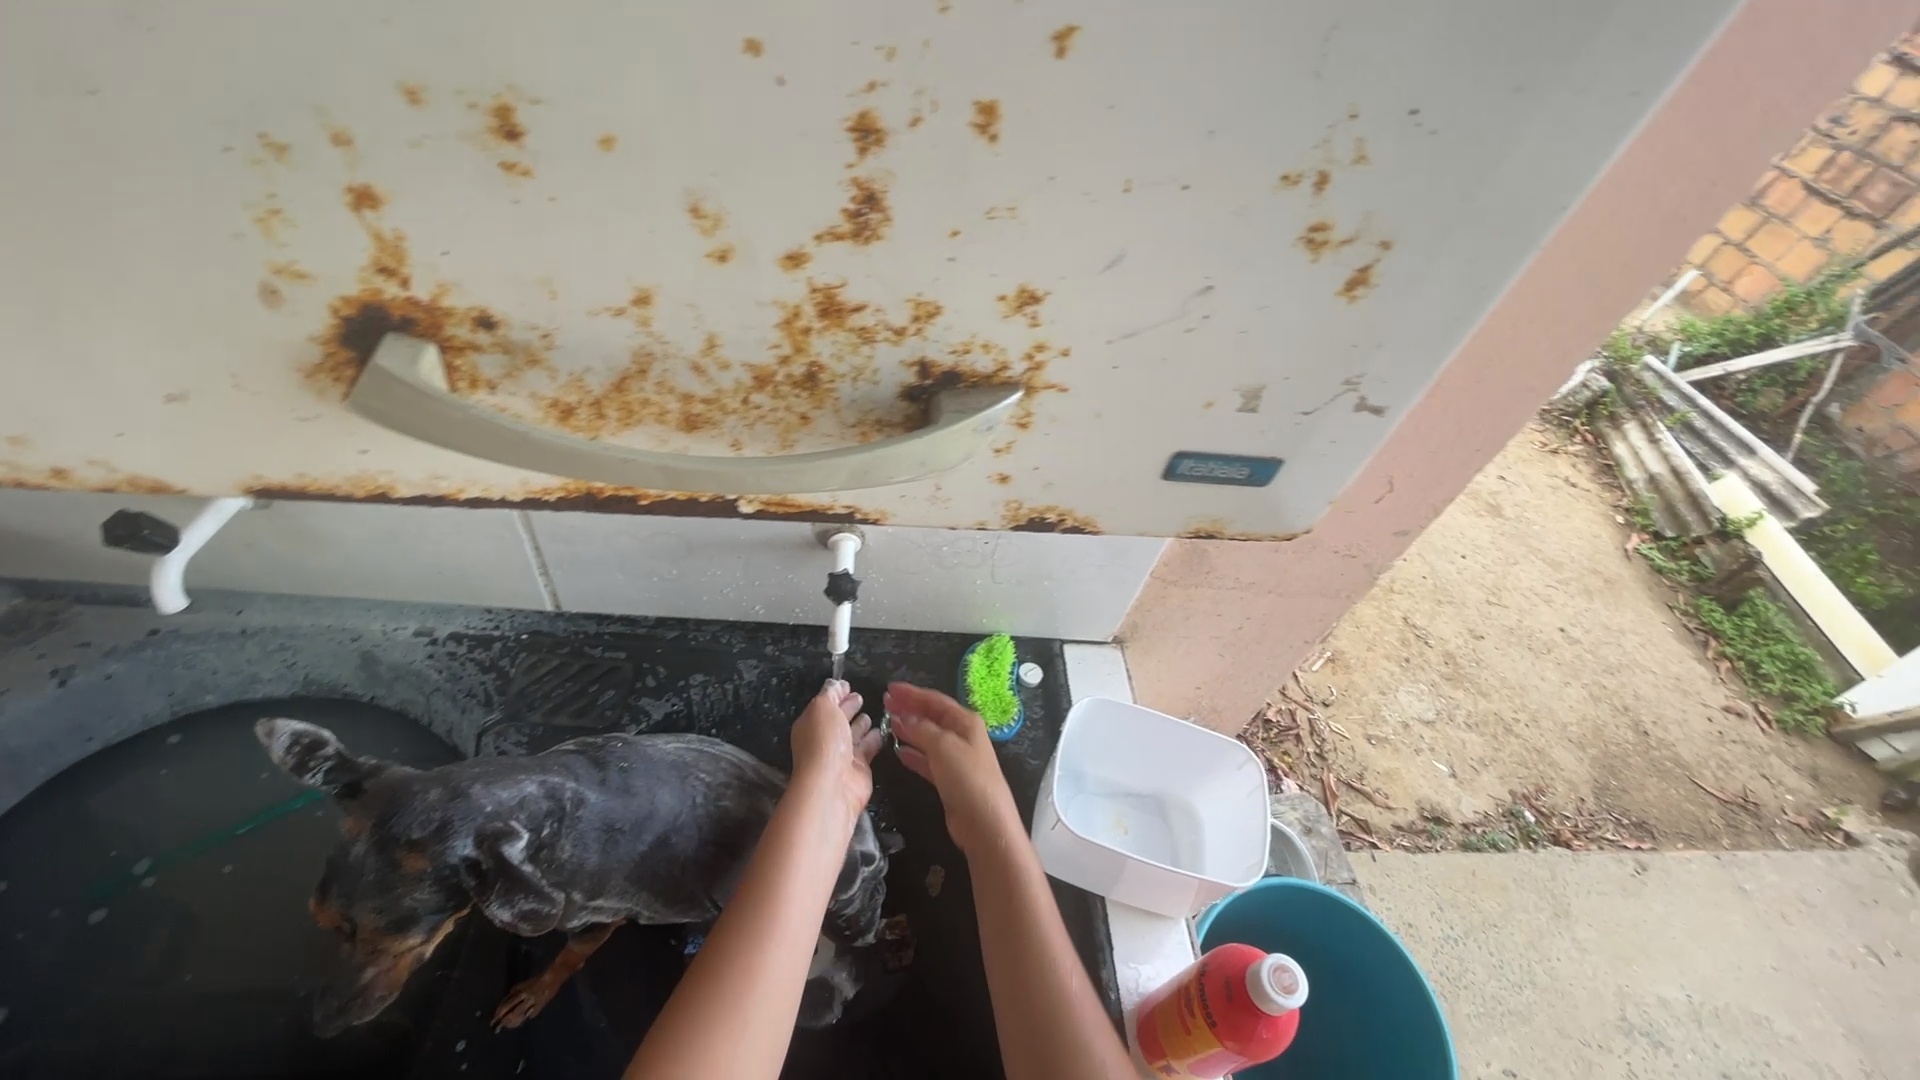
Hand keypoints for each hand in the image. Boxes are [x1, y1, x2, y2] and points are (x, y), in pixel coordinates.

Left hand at [791, 680, 882, 823]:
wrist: (833, 784)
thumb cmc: (824, 742)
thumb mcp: (822, 708)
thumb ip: (830, 694)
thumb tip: (836, 684)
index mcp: (811, 724)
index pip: (824, 705)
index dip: (835, 694)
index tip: (848, 684)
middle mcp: (825, 739)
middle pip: (838, 719)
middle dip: (848, 708)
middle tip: (860, 697)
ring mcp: (842, 755)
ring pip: (853, 734)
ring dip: (861, 724)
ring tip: (871, 713)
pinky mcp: (860, 767)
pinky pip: (868, 748)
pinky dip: (874, 739)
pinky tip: (882, 730)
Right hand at [885, 682, 1023, 856]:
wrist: (984, 821)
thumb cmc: (967, 777)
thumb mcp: (943, 745)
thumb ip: (921, 729)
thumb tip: (902, 717)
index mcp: (966, 722)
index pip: (935, 700)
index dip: (912, 693)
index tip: (889, 689)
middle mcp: (962, 736)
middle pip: (932, 717)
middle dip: (909, 709)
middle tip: (885, 703)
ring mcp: (956, 758)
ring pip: (928, 737)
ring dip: (909, 730)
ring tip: (888, 724)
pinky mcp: (949, 779)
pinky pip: (928, 760)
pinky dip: (914, 754)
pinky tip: (899, 752)